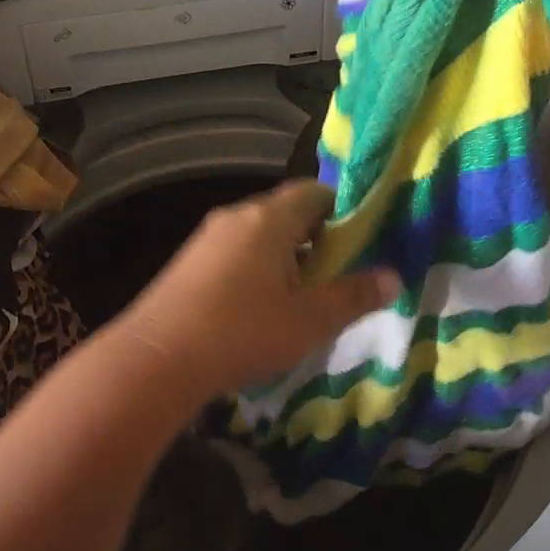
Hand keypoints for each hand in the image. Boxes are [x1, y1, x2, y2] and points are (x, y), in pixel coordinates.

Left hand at [113, 180, 399, 399]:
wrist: (156, 359)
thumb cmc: (242, 332)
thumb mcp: (308, 321)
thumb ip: (352, 296)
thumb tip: (393, 277)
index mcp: (268, 218)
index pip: (314, 191)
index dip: (342, 209)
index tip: (360, 239)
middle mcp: (236, 216)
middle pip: (285, 212)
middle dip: (314, 238)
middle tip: (337, 274)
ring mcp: (206, 239)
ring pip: (258, 236)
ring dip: (283, 257)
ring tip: (301, 297)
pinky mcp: (186, 264)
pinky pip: (233, 254)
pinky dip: (254, 270)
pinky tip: (259, 310)